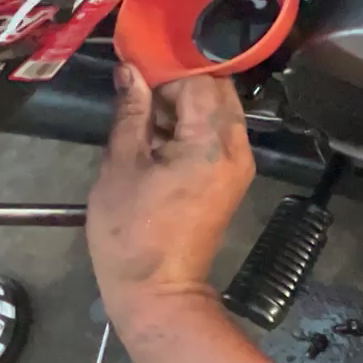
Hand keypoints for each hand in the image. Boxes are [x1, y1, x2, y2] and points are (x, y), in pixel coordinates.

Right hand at [86, 66, 254, 322]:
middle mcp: (237, 148)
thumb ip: (131, 112)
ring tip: (147, 111)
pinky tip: (161, 132)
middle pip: (218, 90)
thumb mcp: (121, 166)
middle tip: (141, 90)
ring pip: (220, 109)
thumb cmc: (132, 234)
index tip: (137, 69)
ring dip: (187, 101)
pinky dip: (194, 122)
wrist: (158, 292)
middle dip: (180, 81)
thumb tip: (129, 70)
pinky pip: (219, 131)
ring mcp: (240, 163)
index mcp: (211, 144)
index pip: (200, 80)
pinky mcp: (233, 175)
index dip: (167, 70)